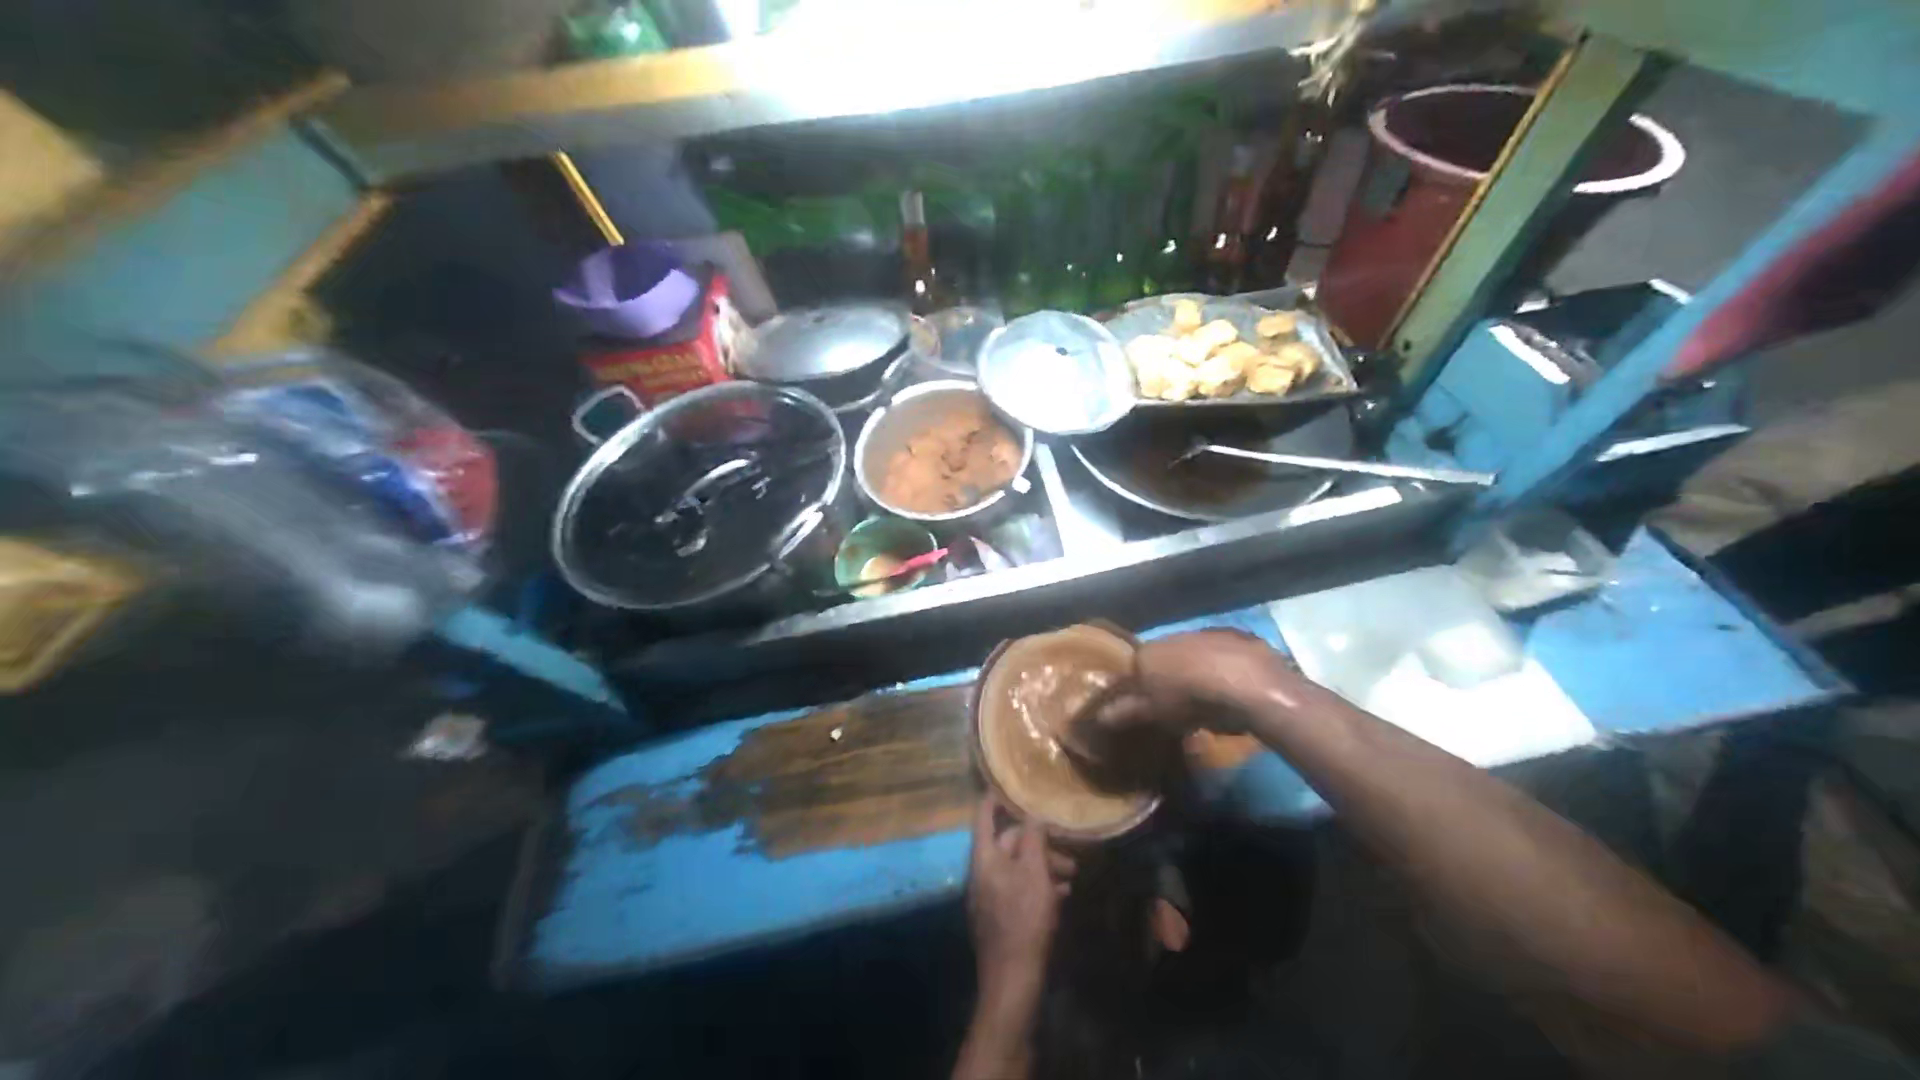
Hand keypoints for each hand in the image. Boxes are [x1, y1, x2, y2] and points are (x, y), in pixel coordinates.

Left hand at [966, 799, 1073, 996]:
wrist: (1013, 979)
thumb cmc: (1024, 918)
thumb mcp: (1035, 872)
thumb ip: (1033, 839)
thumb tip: (1032, 814)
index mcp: (984, 858)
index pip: (983, 817)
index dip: (993, 799)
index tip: (1005, 786)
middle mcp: (981, 873)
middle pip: (1008, 845)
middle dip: (1038, 844)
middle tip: (1069, 854)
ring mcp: (988, 897)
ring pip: (1017, 869)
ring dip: (1043, 867)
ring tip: (1072, 877)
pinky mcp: (999, 918)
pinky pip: (1018, 890)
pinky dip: (1038, 886)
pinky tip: (1061, 896)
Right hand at [1092, 629, 1307, 735]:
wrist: (1248, 685)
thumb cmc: (1192, 701)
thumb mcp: (1156, 714)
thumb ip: (1127, 712)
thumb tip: (1099, 716)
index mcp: (1148, 652)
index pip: (1135, 666)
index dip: (1141, 687)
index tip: (1150, 706)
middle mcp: (1172, 636)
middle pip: (1165, 656)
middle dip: (1170, 674)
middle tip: (1181, 702)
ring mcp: (1206, 633)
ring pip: (1194, 651)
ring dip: (1198, 667)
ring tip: (1210, 695)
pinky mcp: (1238, 636)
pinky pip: (1224, 651)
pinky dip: (1225, 665)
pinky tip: (1235, 685)